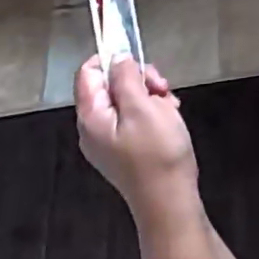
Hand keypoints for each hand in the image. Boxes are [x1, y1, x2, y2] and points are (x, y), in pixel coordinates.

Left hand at [76, 56, 199, 229]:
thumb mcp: (143, 107)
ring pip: (127, 98)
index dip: (111, 59)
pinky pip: (135, 116)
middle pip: (110, 84)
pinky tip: (169, 118)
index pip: (88, 73)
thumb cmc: (156, 152)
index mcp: (91, 117)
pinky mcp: (126, 148)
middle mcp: (94, 127)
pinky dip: (152, 110)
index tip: (139, 61)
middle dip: (138, 78)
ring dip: (150, 94)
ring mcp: (110, 139)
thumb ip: (126, 78)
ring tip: (169, 106)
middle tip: (160, 87)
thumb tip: (116, 57)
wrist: (170, 201)